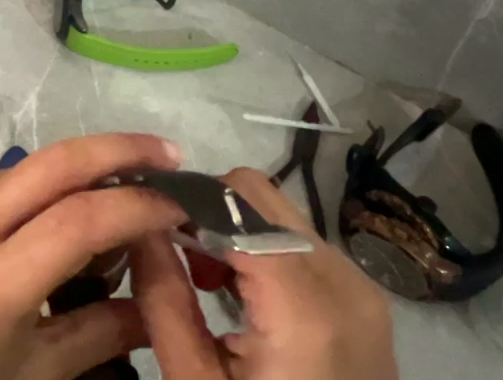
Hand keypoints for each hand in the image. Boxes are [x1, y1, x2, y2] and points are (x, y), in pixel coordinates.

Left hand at [0, 133, 187, 379]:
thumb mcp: (31, 374)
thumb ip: (101, 333)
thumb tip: (163, 299)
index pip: (79, 220)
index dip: (138, 207)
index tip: (183, 207)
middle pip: (55, 162)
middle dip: (120, 149)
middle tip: (173, 154)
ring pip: (34, 164)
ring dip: (89, 165)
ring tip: (136, 191)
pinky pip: (11, 179)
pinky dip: (53, 185)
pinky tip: (76, 211)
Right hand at [130, 168, 397, 379]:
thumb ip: (163, 298)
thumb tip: (136, 221)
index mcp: (306, 308)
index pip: (237, 198)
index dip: (184, 199)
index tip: (146, 222)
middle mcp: (345, 281)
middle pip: (256, 194)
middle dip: (206, 212)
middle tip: (180, 261)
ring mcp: (362, 289)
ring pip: (276, 211)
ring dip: (232, 228)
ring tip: (209, 282)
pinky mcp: (366, 300)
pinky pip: (299, 239)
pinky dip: (259, 247)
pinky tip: (243, 294)